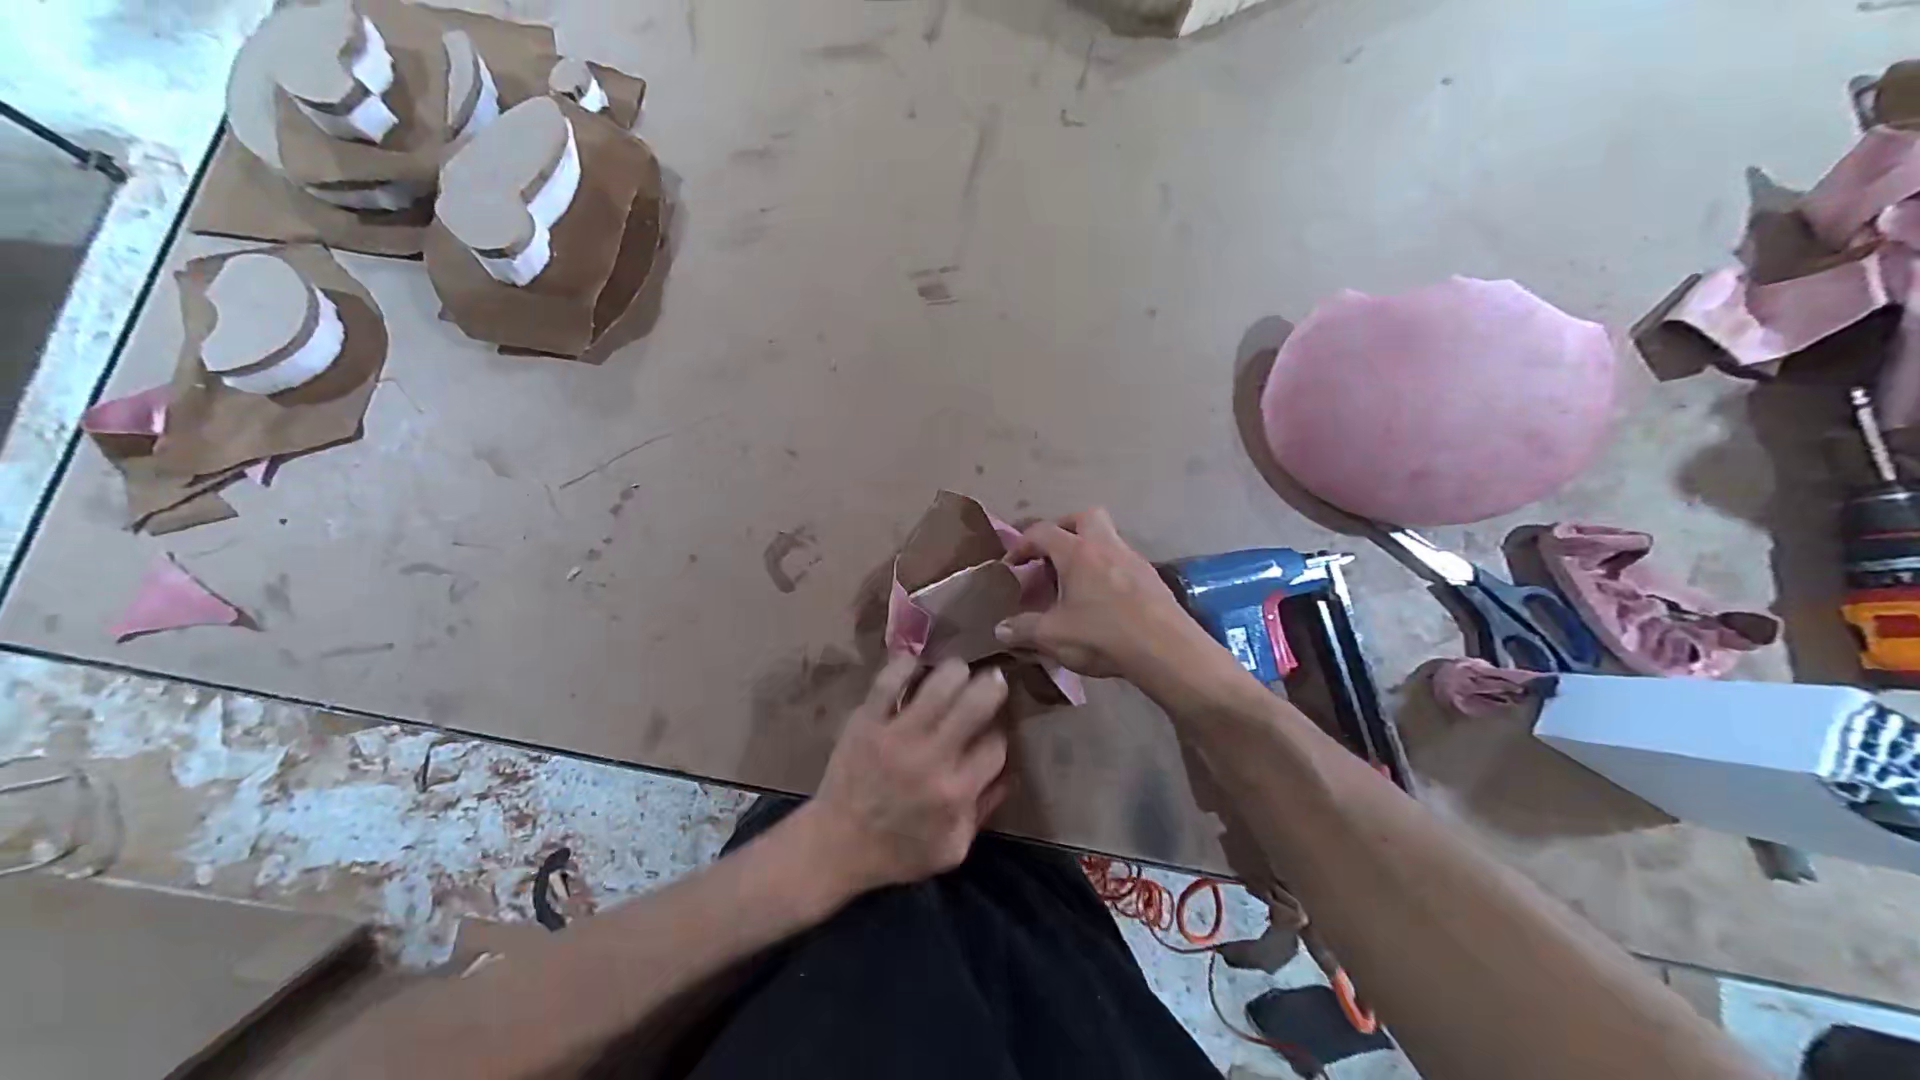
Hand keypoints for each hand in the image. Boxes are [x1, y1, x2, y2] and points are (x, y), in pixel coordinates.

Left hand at [797, 655, 1010, 899]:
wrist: (837, 845)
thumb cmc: (898, 850)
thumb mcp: (953, 847)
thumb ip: (984, 809)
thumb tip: (1010, 773)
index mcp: (957, 791)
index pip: (996, 744)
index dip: (1000, 732)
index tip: (993, 729)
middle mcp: (932, 758)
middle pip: (976, 704)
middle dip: (991, 686)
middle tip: (992, 678)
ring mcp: (897, 736)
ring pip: (938, 685)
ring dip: (955, 671)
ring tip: (957, 671)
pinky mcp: (866, 723)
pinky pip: (888, 683)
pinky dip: (904, 666)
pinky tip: (914, 664)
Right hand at [992, 508, 1207, 678]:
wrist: (1166, 651)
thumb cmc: (1103, 635)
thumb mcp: (1053, 636)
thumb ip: (1023, 630)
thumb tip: (1000, 630)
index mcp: (1078, 552)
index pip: (1042, 532)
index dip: (1021, 544)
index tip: (1010, 565)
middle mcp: (1106, 546)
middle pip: (1084, 518)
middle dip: (1064, 529)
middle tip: (1051, 554)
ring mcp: (1134, 560)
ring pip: (1108, 539)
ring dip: (1089, 551)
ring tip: (1075, 582)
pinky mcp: (1152, 579)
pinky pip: (1123, 563)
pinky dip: (1108, 572)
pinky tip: (1103, 600)